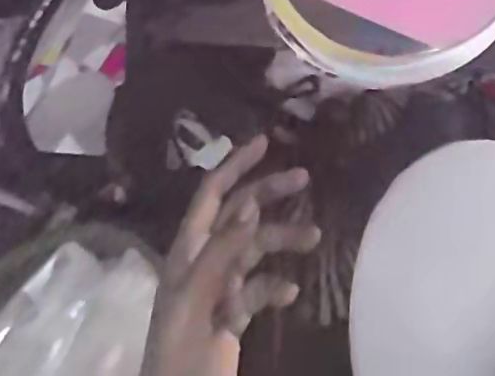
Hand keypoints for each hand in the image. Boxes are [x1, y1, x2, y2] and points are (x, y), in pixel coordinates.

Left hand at [140, 134, 319, 375]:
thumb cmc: (180, 359)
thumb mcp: (197, 302)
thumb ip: (222, 251)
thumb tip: (251, 202)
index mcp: (187, 251)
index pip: (212, 192)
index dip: (236, 164)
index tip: (266, 142)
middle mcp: (203, 261)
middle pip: (240, 213)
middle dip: (271, 193)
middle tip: (305, 179)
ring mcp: (218, 288)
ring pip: (255, 249)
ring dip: (283, 240)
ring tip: (314, 240)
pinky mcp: (231, 315)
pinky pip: (258, 287)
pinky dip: (275, 285)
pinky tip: (292, 293)